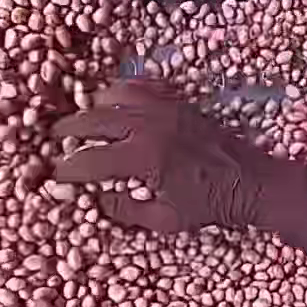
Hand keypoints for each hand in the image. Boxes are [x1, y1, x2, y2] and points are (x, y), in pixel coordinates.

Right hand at [51, 80, 280, 232]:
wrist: (251, 180)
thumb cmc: (211, 204)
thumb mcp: (166, 220)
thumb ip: (125, 210)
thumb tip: (95, 200)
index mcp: (143, 158)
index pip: (89, 160)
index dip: (67, 169)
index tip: (55, 175)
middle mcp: (149, 126)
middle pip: (93, 120)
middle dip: (69, 131)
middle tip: (56, 141)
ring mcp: (164, 109)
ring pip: (113, 95)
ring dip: (93, 107)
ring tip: (83, 120)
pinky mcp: (178, 103)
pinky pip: (141, 86)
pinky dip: (123, 91)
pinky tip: (116, 102)